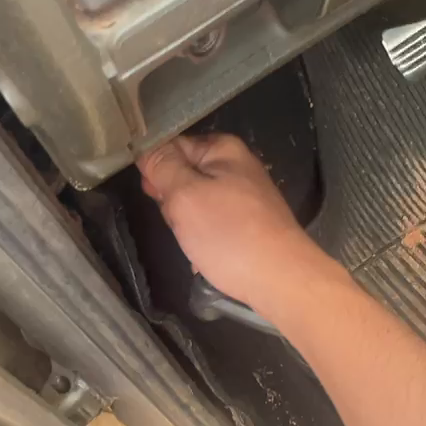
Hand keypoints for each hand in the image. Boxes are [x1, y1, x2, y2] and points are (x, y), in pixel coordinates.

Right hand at [136, 133, 345, 314]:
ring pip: (194, 205)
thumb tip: (145, 147)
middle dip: (172, 201)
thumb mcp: (185, 196)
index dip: (156, 169)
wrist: (280, 280)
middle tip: (180, 221)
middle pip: (182, 177)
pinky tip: (207, 256)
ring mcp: (242, 197)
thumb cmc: (230, 235)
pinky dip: (203, 239)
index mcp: (222, 149)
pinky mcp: (246, 224)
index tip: (154, 193)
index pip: (171, 146)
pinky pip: (211, 225)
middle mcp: (235, 167)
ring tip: (196, 241)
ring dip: (185, 224)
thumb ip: (162, 167)